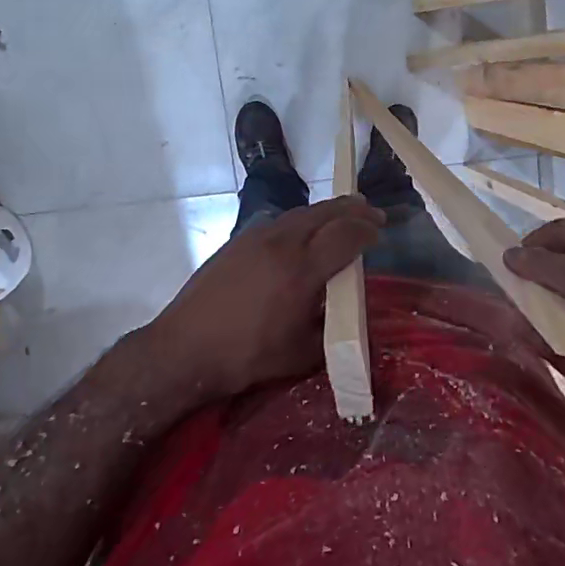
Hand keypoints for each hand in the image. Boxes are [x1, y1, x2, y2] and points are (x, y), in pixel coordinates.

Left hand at [137, 195, 382, 402]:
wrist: (184, 348)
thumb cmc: (246, 356)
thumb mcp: (301, 354)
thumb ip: (332, 332)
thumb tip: (350, 320)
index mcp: (302, 269)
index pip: (345, 234)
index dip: (367, 230)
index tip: (380, 232)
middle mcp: (281, 243)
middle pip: (325, 213)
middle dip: (352, 209)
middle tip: (371, 211)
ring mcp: (256, 237)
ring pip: (300, 213)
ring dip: (326, 212)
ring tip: (342, 214)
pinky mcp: (237, 241)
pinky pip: (279, 221)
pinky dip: (301, 220)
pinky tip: (303, 232)